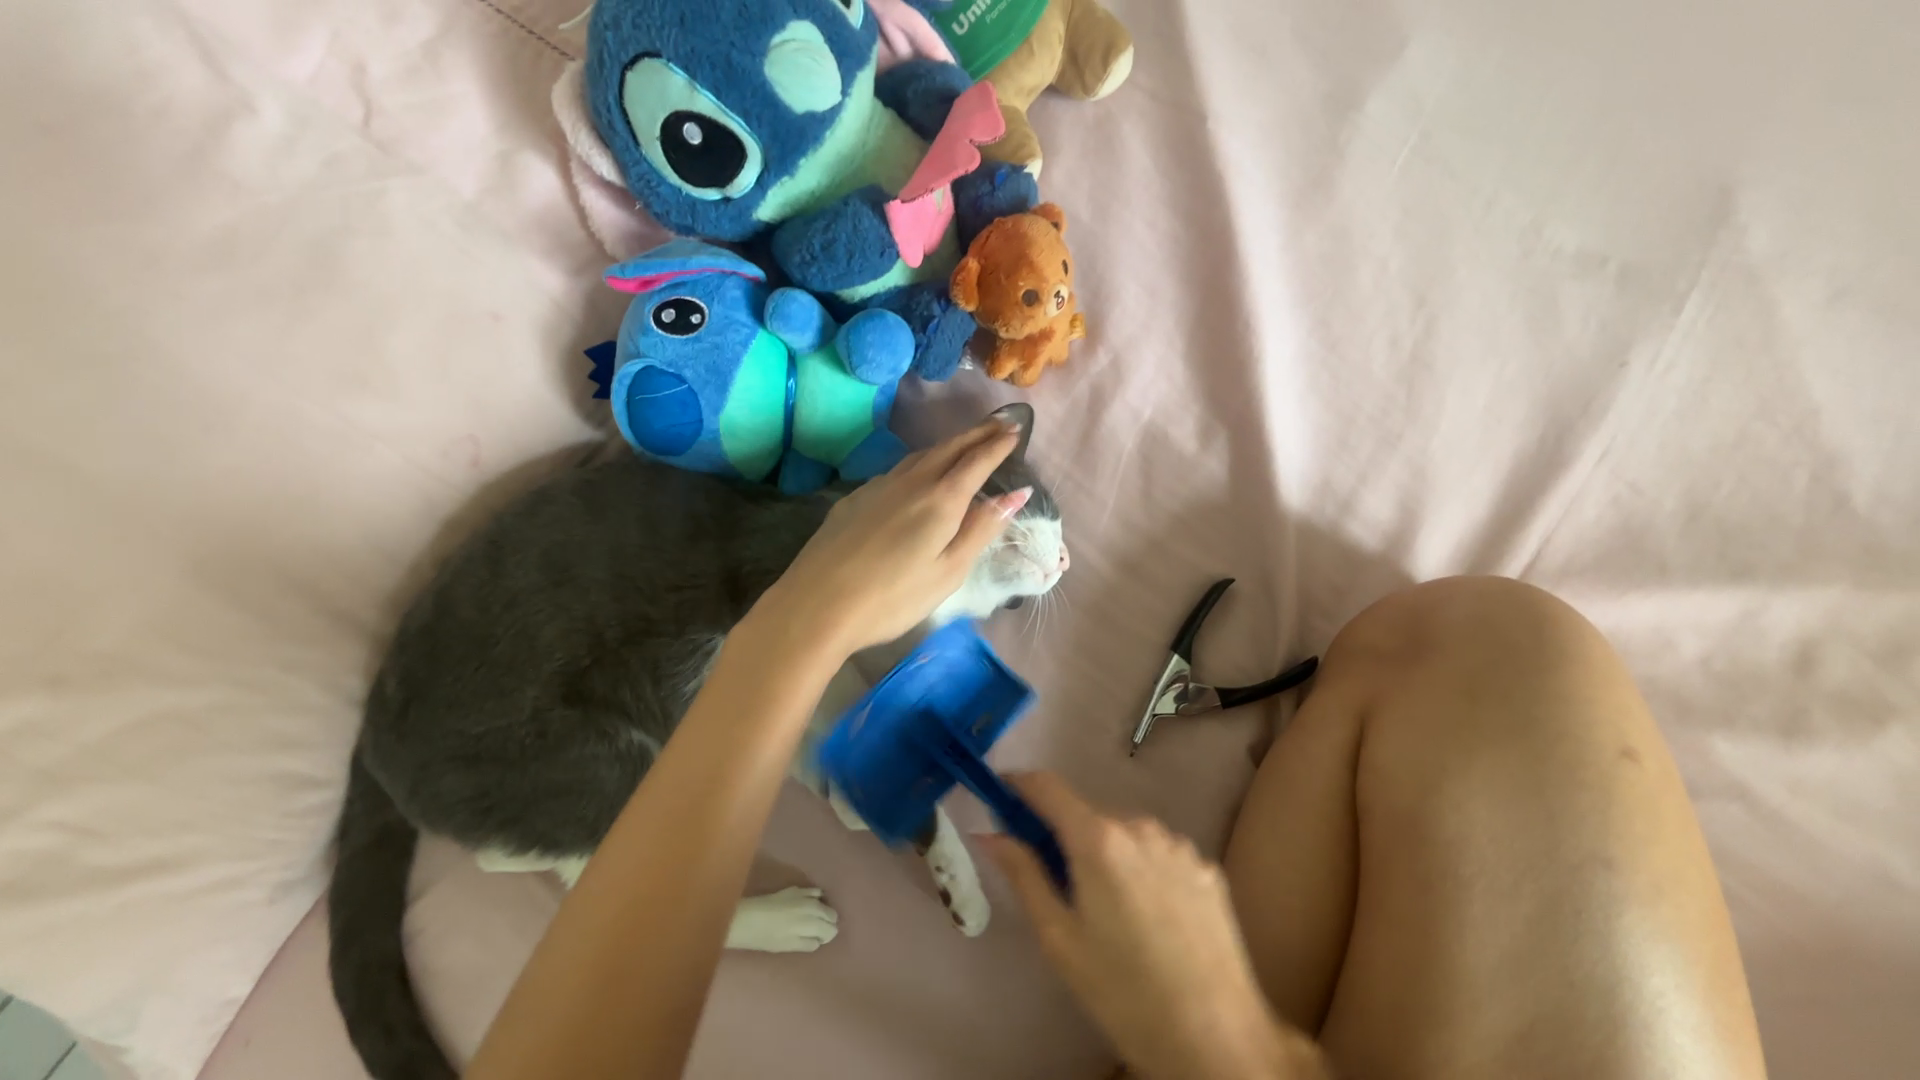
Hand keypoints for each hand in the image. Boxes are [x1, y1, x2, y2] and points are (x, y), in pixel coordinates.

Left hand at [753, 417, 1029, 656]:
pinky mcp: (855, 499)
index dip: (999, 444)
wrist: (817, 604)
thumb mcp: (949, 571)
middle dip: (978, 434)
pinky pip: (896, 470)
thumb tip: (1016, 493)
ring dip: (948, 445)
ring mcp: (878, 487)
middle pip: (950, 448)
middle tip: (1001, 423)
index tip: (1017, 429)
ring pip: (920, 456)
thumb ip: (982, 529)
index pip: (978, 460)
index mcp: (941, 499)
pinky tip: (917, 474)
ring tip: (965, 443)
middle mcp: (911, 482)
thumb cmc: (893, 598)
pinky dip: (919, 463)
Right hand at [987, 774, 1325, 1079]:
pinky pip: (1160, 854)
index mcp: (1098, 840)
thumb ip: (1023, 875)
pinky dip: (1143, 870)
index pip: (1047, 787)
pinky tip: (1150, 918)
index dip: (1018, 785)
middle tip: (1053, 881)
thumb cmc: (1123, 992)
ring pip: (1126, 834)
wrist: (1217, 1038)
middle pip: (1087, 813)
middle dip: (1063, 834)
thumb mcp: (1059, 938)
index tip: (1000, 796)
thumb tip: (988, 834)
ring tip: (1108, 911)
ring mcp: (1180, 845)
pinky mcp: (1207, 868)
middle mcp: (1141, 827)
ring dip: (1106, 853)